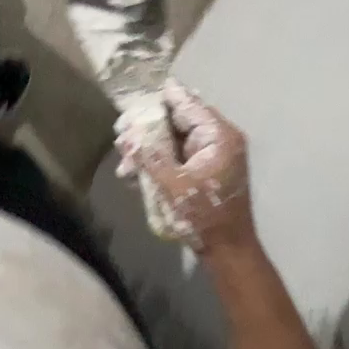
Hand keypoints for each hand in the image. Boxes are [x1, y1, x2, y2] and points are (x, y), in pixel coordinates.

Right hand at [117, 80, 254, 251]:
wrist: (228, 251)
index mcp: (218, 135)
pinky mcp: (203, 166)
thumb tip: (128, 134)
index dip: (158, 98)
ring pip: (172, 135)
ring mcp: (210, 152)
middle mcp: (217, 137)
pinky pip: (175, 151)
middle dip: (146, 126)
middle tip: (120, 132)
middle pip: (176, 117)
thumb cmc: (206, 217)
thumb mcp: (174, 185)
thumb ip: (150, 156)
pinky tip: (134, 171)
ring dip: (148, 145)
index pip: (185, 102)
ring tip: (124, 159)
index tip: (131, 98)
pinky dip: (157, 158)